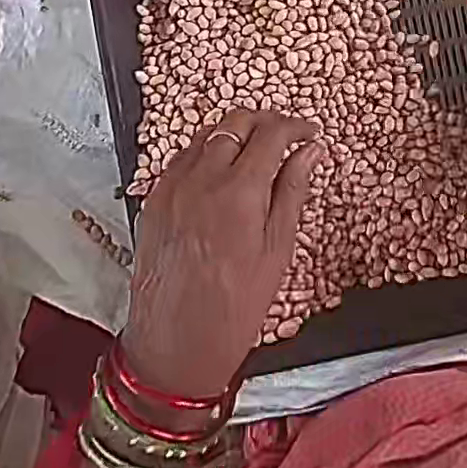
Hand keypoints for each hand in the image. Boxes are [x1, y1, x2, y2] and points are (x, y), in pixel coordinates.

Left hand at [118, 110, 324, 400]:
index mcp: (239, 191)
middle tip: (287, 136)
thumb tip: (312, 151)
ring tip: (257, 152)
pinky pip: (183, 157)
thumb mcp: (278, 247)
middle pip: (236, 121)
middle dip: (267, 121)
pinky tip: (223, 172)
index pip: (272, 133)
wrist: (174, 347)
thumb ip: (293, 190)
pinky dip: (208, 151)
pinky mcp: (154, 201)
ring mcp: (172, 188)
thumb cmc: (235, 305)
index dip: (297, 127)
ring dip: (236, 132)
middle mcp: (201, 179)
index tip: (310, 134)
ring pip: (207, 133)